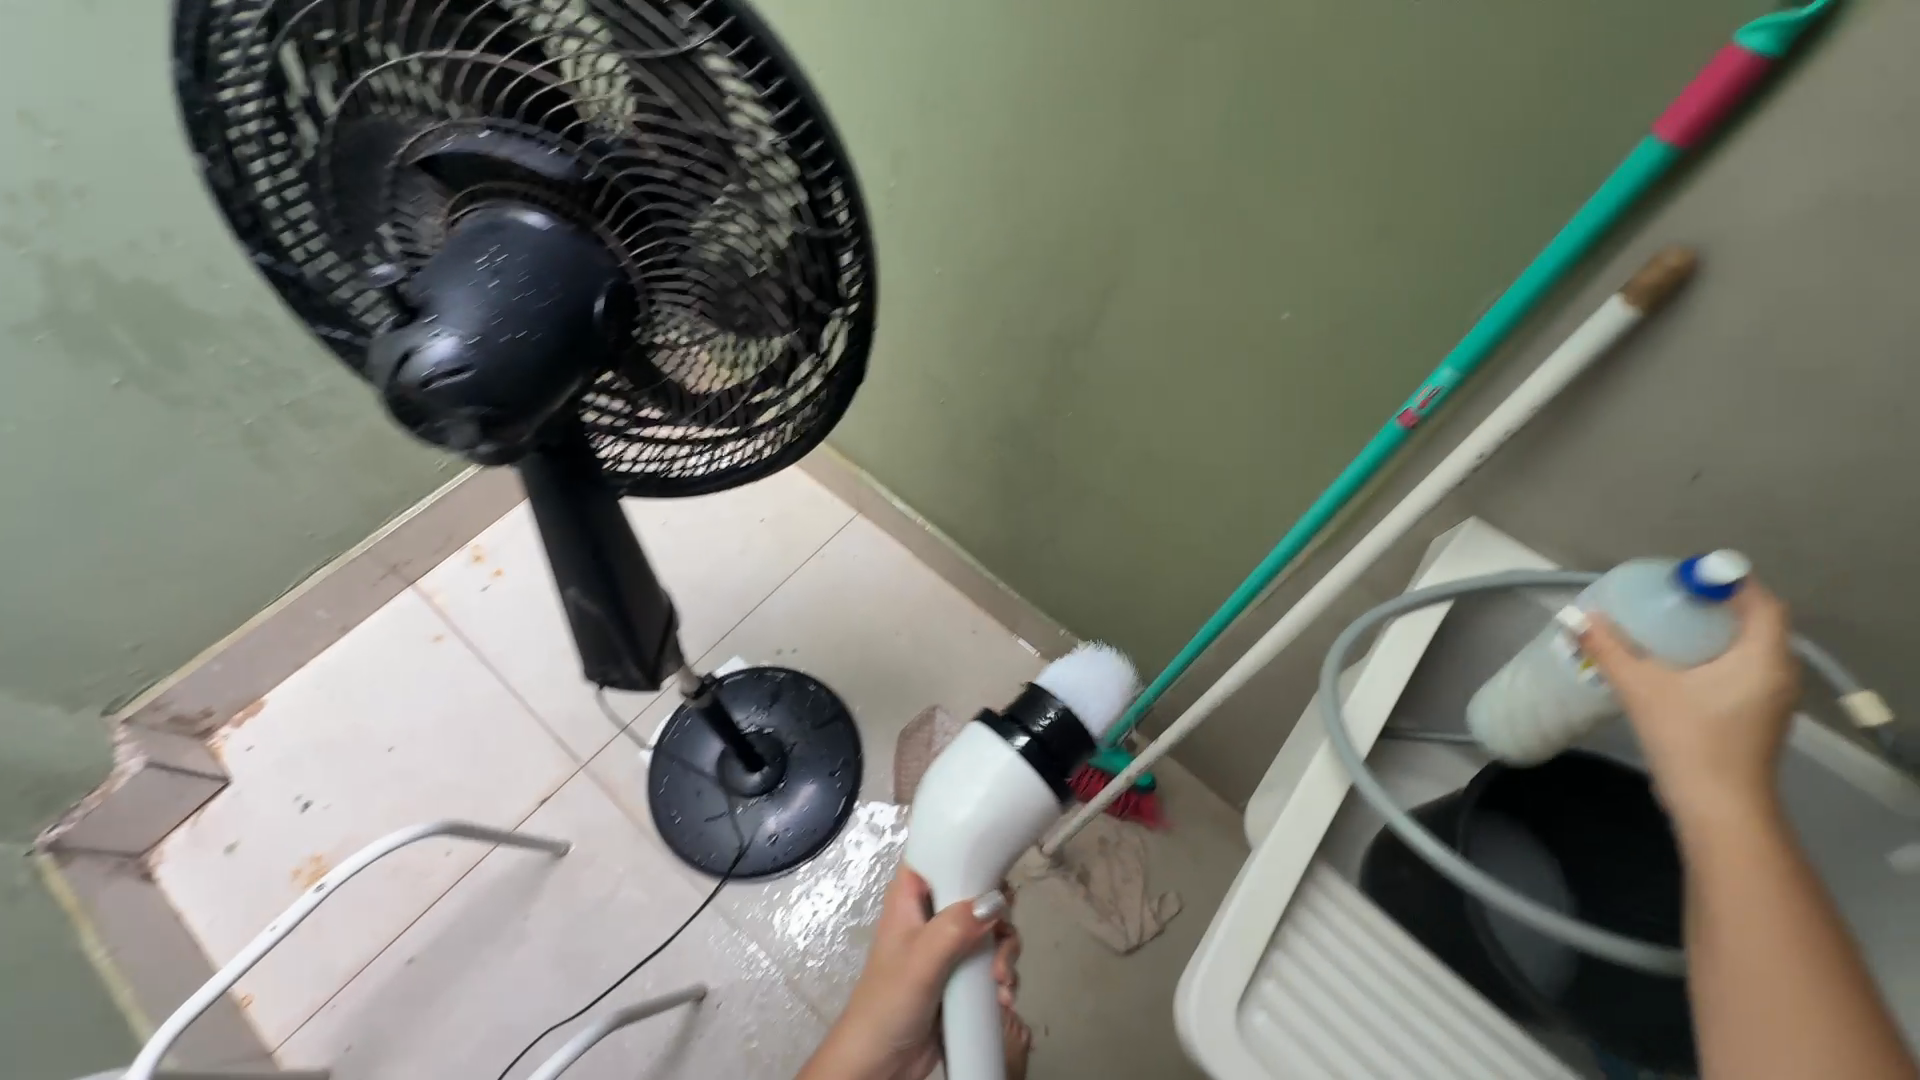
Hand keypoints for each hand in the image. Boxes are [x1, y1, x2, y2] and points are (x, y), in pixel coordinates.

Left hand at [801, 865, 1021, 1079]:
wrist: (881, 1065)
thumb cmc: (888, 1003)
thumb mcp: (921, 961)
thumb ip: (956, 927)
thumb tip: (994, 901)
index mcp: (911, 895)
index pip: (943, 854)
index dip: (971, 853)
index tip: (999, 869)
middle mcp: (932, 912)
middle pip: (977, 891)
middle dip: (998, 918)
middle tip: (1000, 944)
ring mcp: (948, 944)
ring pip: (991, 928)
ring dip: (1004, 954)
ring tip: (1001, 984)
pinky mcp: (961, 974)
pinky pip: (992, 961)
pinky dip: (1003, 975)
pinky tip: (1002, 998)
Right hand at [1578, 580, 1800, 829]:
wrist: (1717, 804)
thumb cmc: (1688, 738)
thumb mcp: (1640, 687)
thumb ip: (1608, 648)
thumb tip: (1575, 616)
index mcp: (1763, 658)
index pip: (1761, 604)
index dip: (1727, 583)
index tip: (1683, 579)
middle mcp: (1777, 674)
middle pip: (1753, 625)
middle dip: (1711, 607)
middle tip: (1664, 599)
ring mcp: (1770, 698)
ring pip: (1745, 650)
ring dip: (1708, 635)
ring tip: (1661, 629)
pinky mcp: (1755, 716)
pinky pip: (1738, 671)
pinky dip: (1709, 658)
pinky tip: (1671, 666)